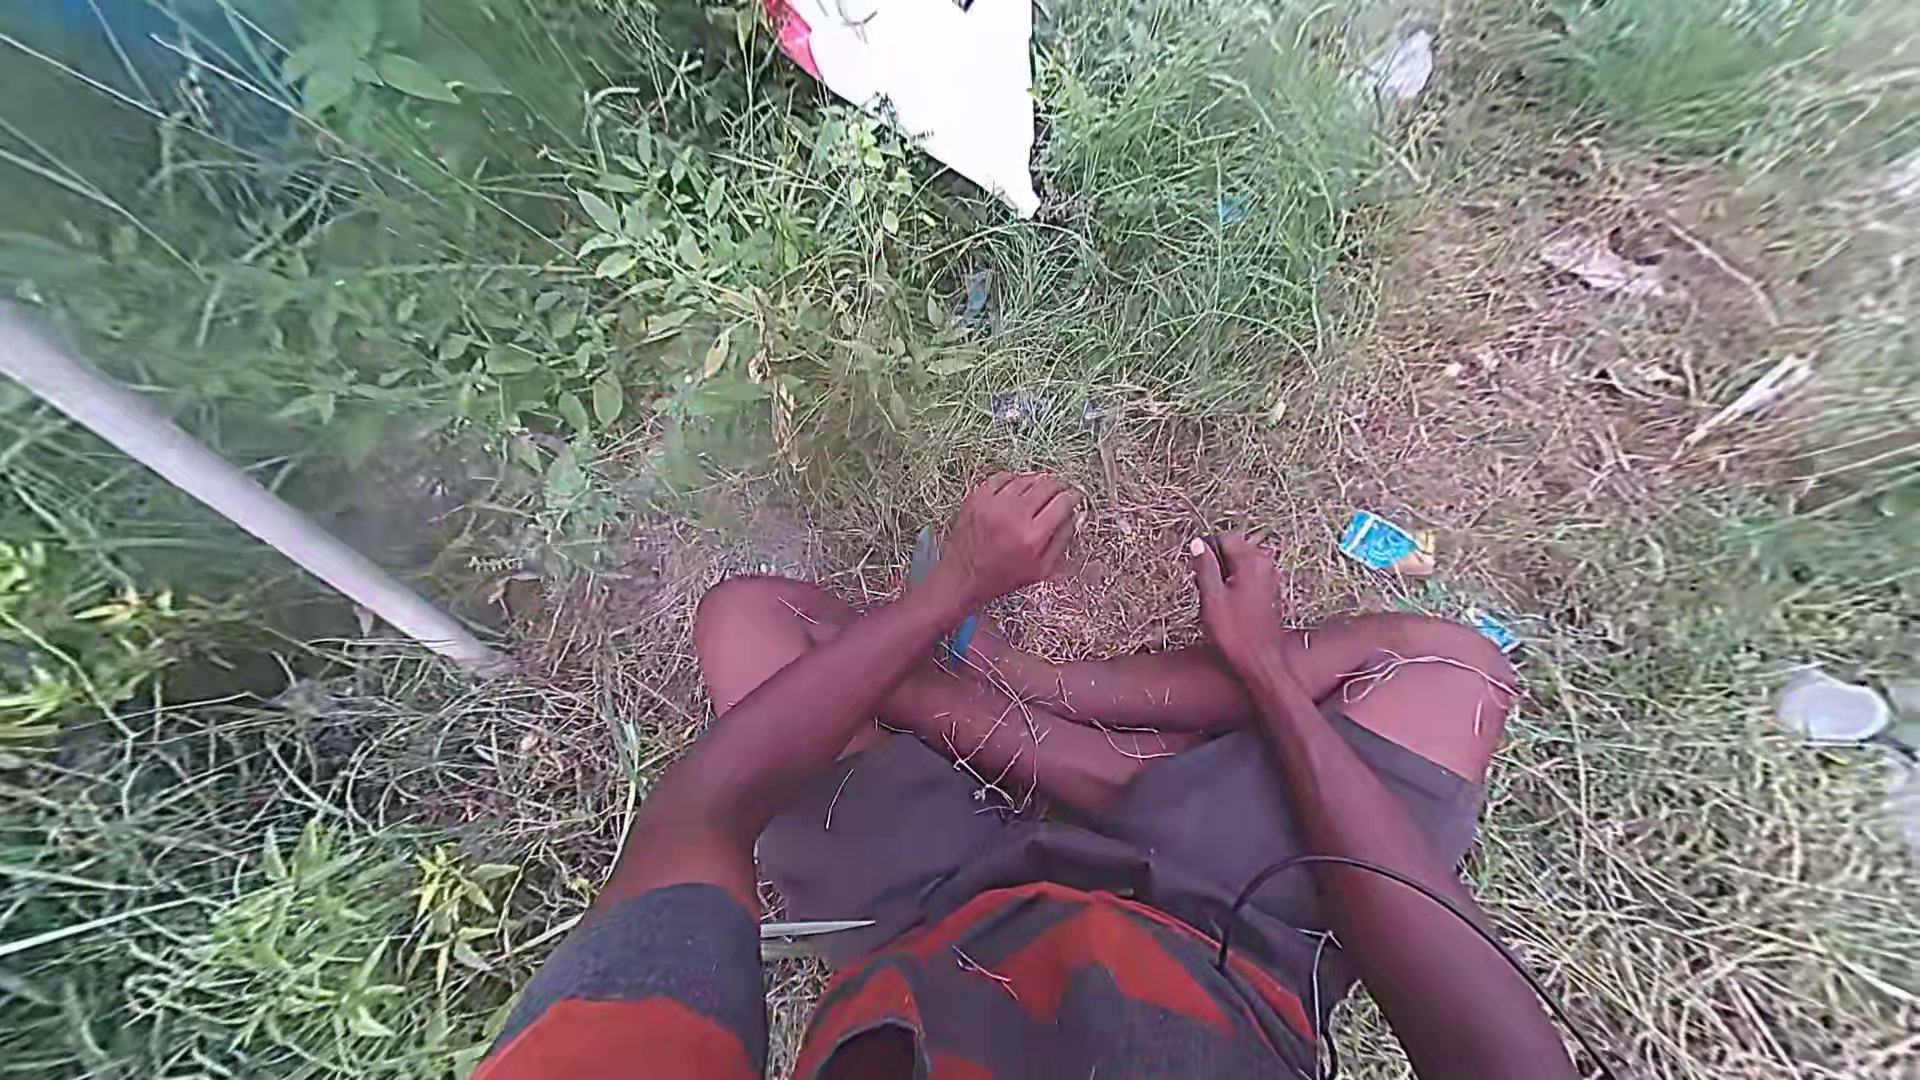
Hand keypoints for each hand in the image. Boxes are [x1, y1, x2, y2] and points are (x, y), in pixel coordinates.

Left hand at [937, 472, 1080, 604]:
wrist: (962, 577)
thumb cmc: (1001, 577)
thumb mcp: (1040, 570)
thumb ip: (1061, 541)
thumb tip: (1075, 516)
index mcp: (1032, 536)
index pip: (1062, 503)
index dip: (1073, 497)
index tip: (1075, 497)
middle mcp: (1014, 516)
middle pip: (1046, 486)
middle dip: (1059, 486)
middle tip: (1061, 490)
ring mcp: (993, 504)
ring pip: (1025, 479)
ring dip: (1038, 481)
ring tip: (1041, 488)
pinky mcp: (977, 498)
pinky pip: (1002, 478)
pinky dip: (1014, 479)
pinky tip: (1018, 487)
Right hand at [1189, 533, 1283, 673]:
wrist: (1259, 661)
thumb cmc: (1235, 632)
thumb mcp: (1211, 596)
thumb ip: (1205, 566)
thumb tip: (1197, 543)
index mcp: (1251, 562)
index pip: (1225, 538)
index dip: (1206, 550)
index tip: (1195, 566)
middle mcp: (1265, 565)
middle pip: (1234, 548)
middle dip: (1215, 561)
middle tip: (1202, 583)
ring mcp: (1270, 578)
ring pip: (1239, 562)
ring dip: (1223, 572)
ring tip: (1213, 595)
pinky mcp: (1269, 591)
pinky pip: (1247, 575)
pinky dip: (1233, 582)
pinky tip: (1225, 602)